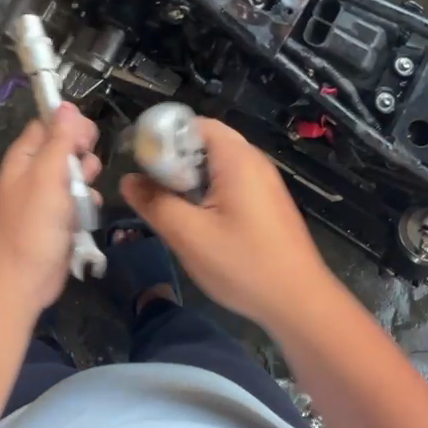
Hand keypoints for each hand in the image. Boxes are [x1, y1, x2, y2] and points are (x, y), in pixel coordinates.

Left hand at [0, 104, 101, 311]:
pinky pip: (79, 201)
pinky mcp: (59, 221)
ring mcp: (46, 198)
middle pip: (66, 148)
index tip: (88, 137)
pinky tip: (88, 215)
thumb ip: (59, 141)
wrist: (20, 281)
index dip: (70, 125)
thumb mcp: (46, 176)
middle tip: (85, 169)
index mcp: (24, 157)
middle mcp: (34, 173)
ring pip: (75, 175)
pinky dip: (86, 205)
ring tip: (84, 196)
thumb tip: (66, 105)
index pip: (49, 125)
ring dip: (86, 181)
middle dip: (82, 155)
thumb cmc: (31, 226)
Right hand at [121, 118, 330, 329]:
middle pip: (204, 143)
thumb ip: (154, 203)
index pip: (194, 124)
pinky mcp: (267, 204)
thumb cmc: (243, 264)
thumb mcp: (188, 235)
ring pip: (216, 166)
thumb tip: (128, 180)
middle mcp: (254, 162)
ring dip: (189, 180)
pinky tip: (198, 223)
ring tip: (170, 207)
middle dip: (173, 161)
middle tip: (152, 188)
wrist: (300, 303)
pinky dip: (208, 193)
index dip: (163, 137)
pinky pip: (230, 184)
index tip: (140, 162)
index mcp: (237, 158)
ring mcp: (264, 183)